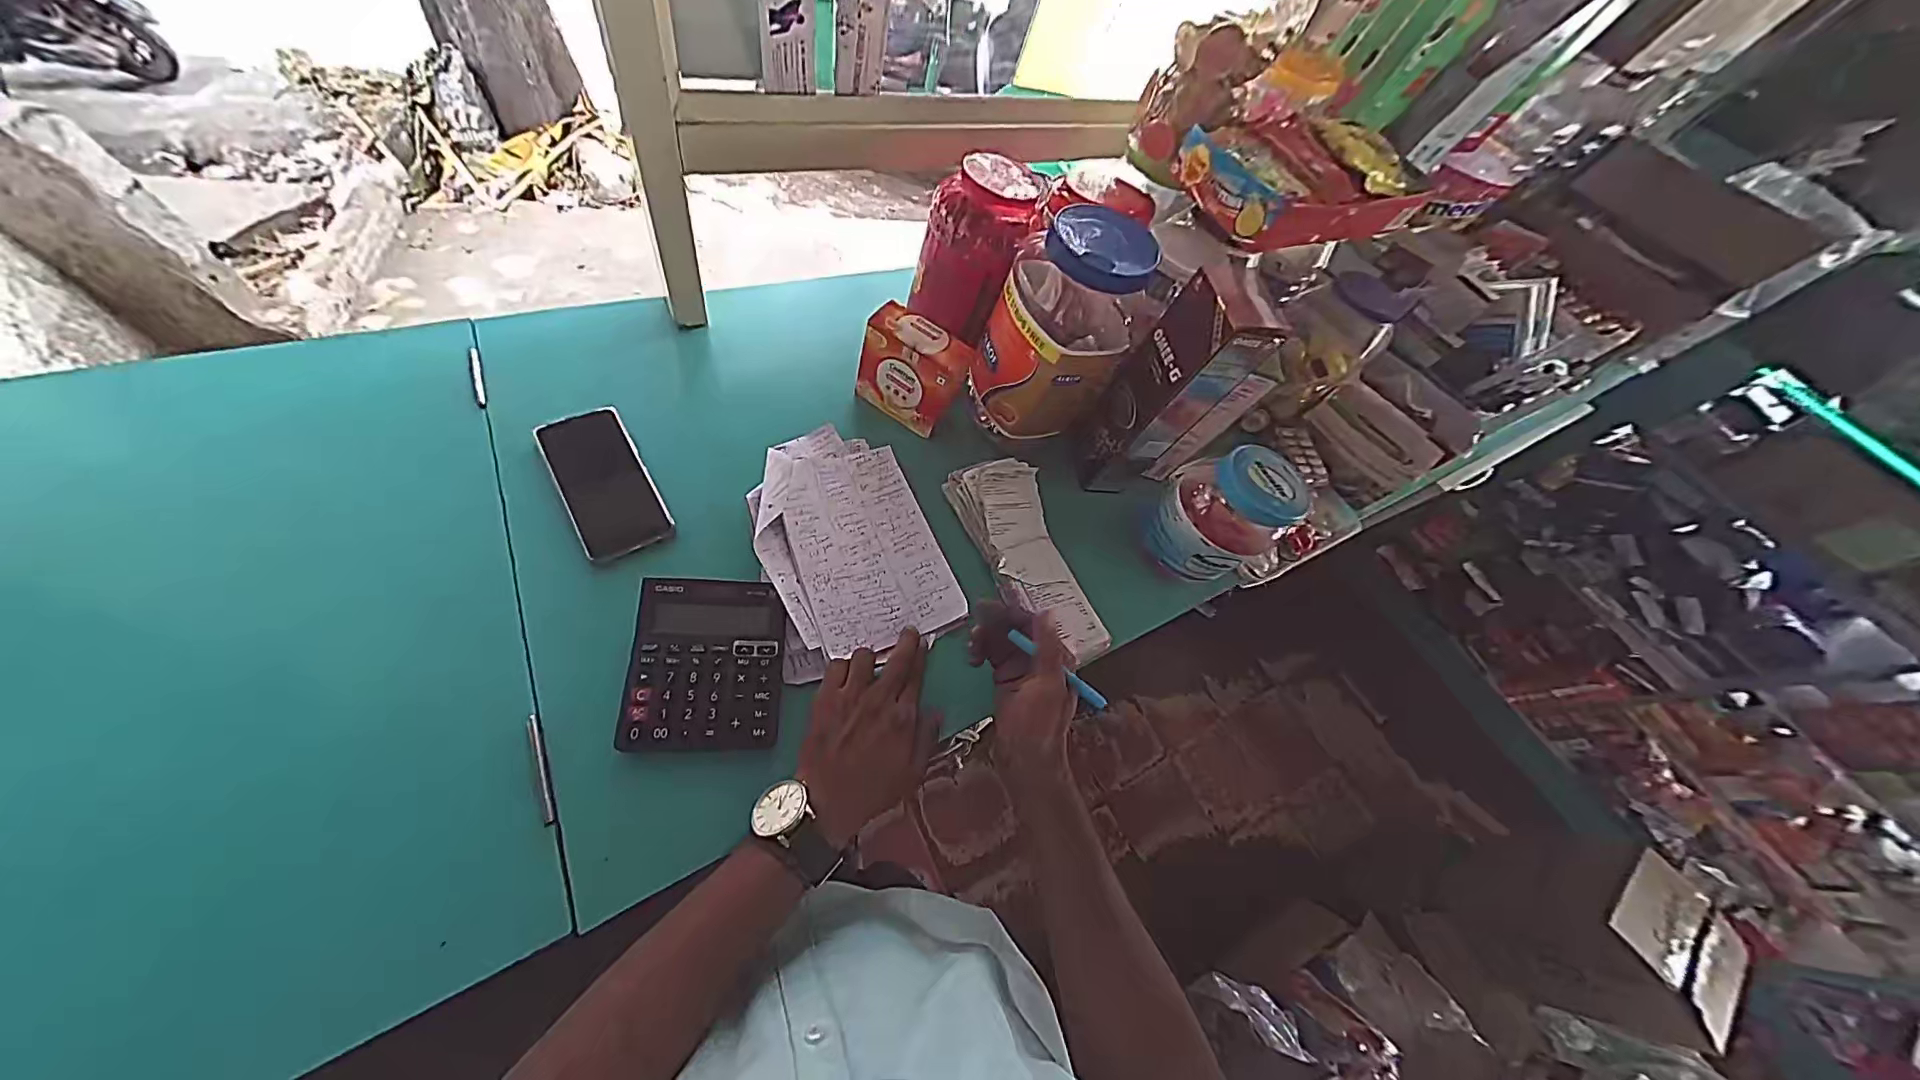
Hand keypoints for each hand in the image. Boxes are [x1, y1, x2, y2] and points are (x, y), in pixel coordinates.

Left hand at [796, 627, 937, 849]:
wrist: (827, 803)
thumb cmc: (872, 792)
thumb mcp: (912, 772)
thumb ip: (927, 738)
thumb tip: (935, 714)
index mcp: (902, 718)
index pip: (916, 675)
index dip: (921, 656)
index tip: (923, 646)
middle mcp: (878, 701)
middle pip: (896, 659)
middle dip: (906, 642)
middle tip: (909, 635)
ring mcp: (849, 697)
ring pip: (864, 656)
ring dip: (870, 658)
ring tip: (870, 666)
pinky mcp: (825, 700)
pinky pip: (836, 667)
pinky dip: (842, 667)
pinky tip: (845, 676)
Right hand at [968, 602, 1075, 794]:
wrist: (1025, 762)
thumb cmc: (1039, 727)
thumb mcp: (1047, 684)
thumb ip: (1047, 647)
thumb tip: (1046, 614)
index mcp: (1056, 658)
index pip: (1034, 625)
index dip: (1012, 614)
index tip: (988, 609)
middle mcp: (1039, 660)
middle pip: (1015, 630)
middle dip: (994, 626)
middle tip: (973, 628)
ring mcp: (1021, 670)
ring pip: (1001, 641)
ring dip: (985, 639)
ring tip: (972, 648)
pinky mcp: (1005, 680)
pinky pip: (992, 656)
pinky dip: (981, 653)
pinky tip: (973, 659)